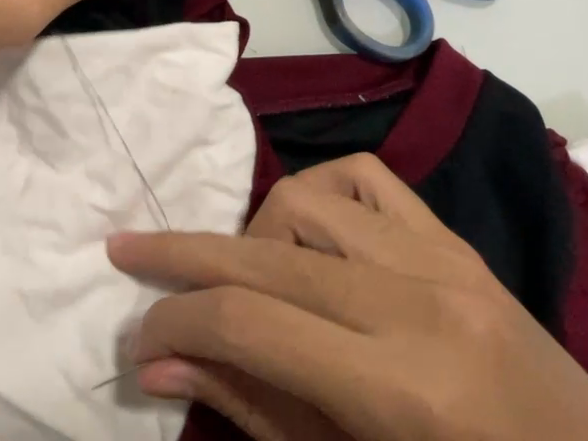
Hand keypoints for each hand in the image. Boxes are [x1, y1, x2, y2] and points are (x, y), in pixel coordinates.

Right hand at [107, 154, 587, 440]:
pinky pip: (369, 179)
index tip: (139, 340)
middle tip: (128, 258)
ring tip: (248, 279)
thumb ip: (252, 408)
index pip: (246, 322)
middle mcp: (420, 306)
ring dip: (256, 234)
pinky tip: (308, 233)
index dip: (173, 322)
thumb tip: (159, 361)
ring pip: (306, 200)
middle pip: (262, 254)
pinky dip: (320, 193)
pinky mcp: (459, 245)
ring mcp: (446, 263)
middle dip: (179, 256)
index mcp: (400, 389)